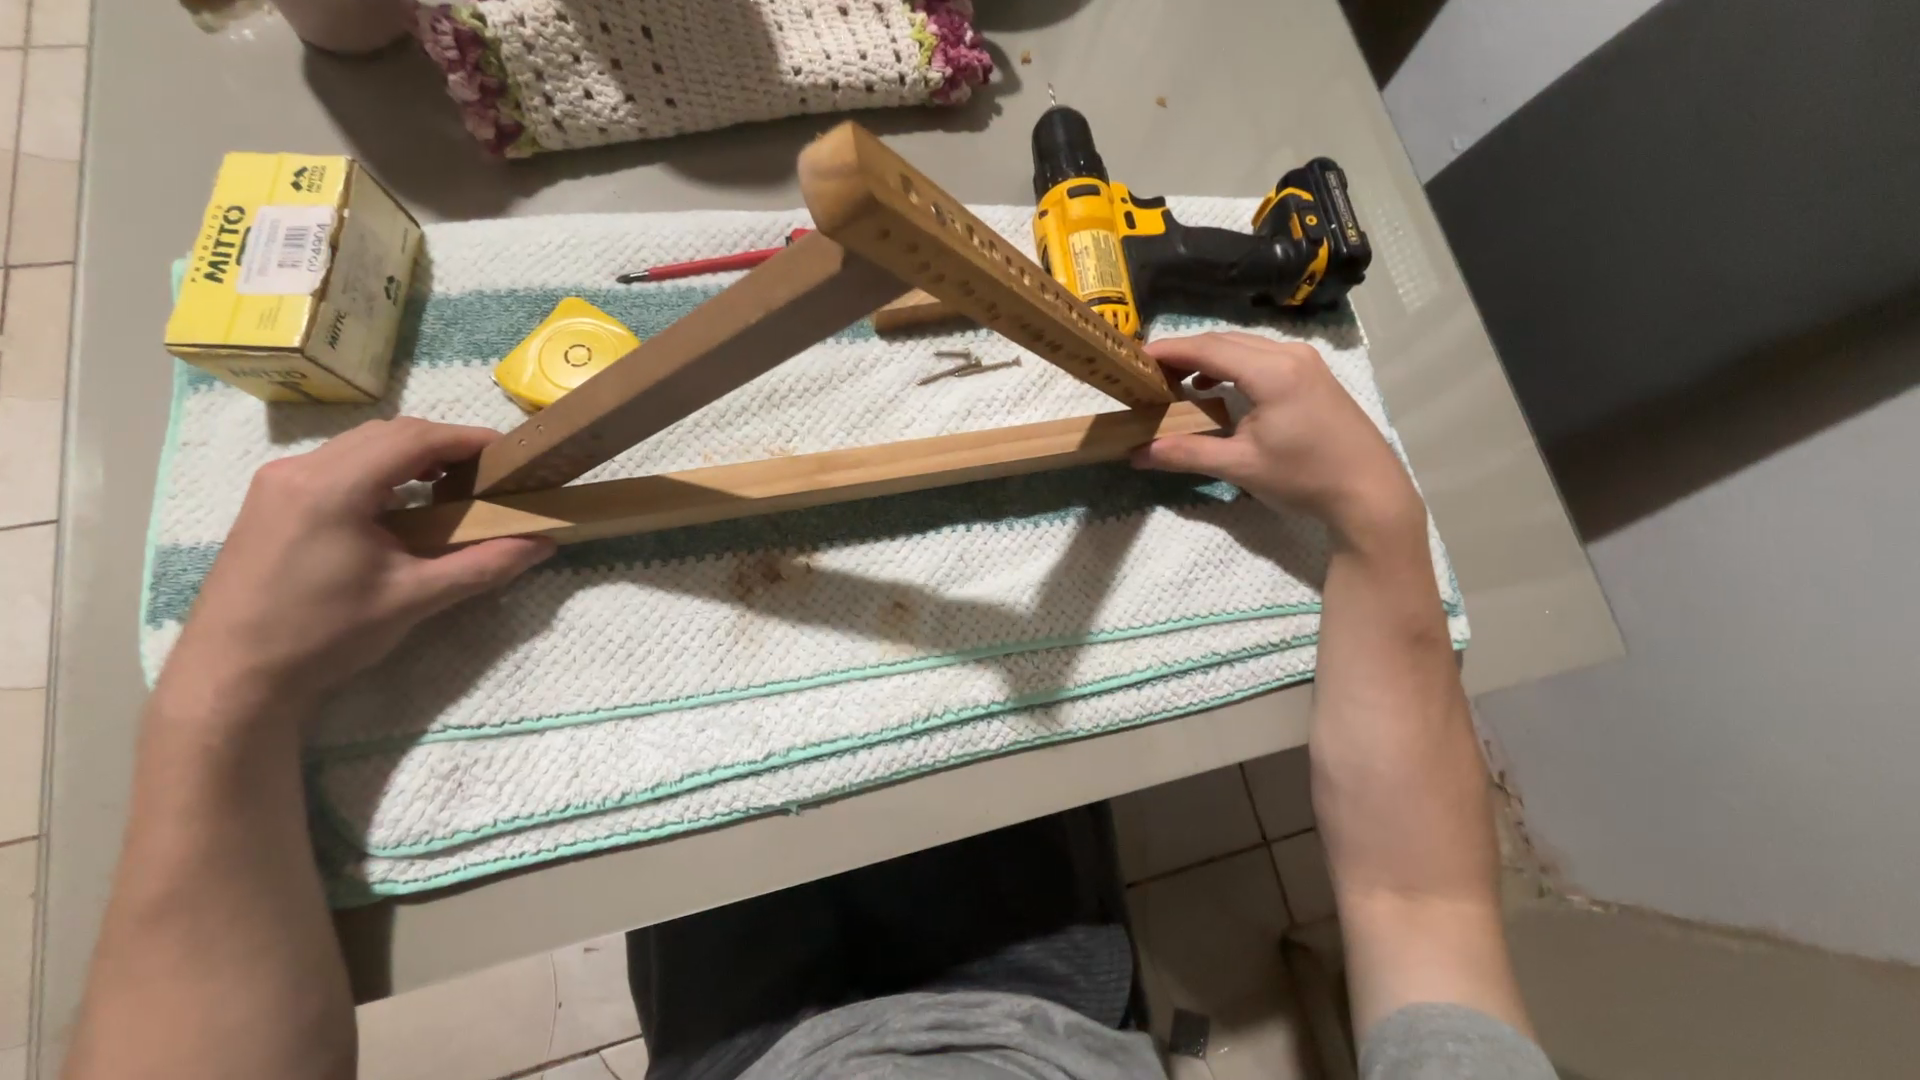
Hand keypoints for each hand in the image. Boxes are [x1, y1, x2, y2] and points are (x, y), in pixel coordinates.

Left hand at [161, 418, 553, 712]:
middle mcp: (299, 470)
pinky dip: (381, 469)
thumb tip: (544, 544)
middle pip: (387, 433)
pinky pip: (337, 463)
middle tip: (488, 472)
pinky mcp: (271, 500)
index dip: (467, 439)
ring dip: (411, 454)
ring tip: (452, 485)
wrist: (233, 674)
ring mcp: (278, 482)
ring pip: (360, 444)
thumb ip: (485, 565)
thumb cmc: (326, 634)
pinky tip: (402, 502)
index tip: (510, 453)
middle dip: (444, 444)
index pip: (414, 439)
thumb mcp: (416, 598)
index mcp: (333, 488)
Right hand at [1133, 332, 1424, 550]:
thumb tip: (1136, 454)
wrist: (1369, 491)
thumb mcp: (1240, 466)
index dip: (1168, 351)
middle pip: (1224, 341)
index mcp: (1271, 372)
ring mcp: (1305, 362)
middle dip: (1184, 353)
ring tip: (1175, 380)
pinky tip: (1215, 388)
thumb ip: (1186, 454)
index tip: (1134, 358)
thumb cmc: (1304, 477)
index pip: (1208, 349)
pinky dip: (1231, 366)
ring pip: (1244, 346)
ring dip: (1208, 358)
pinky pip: (1261, 356)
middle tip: (1148, 372)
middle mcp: (1289, 355)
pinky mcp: (1312, 374)